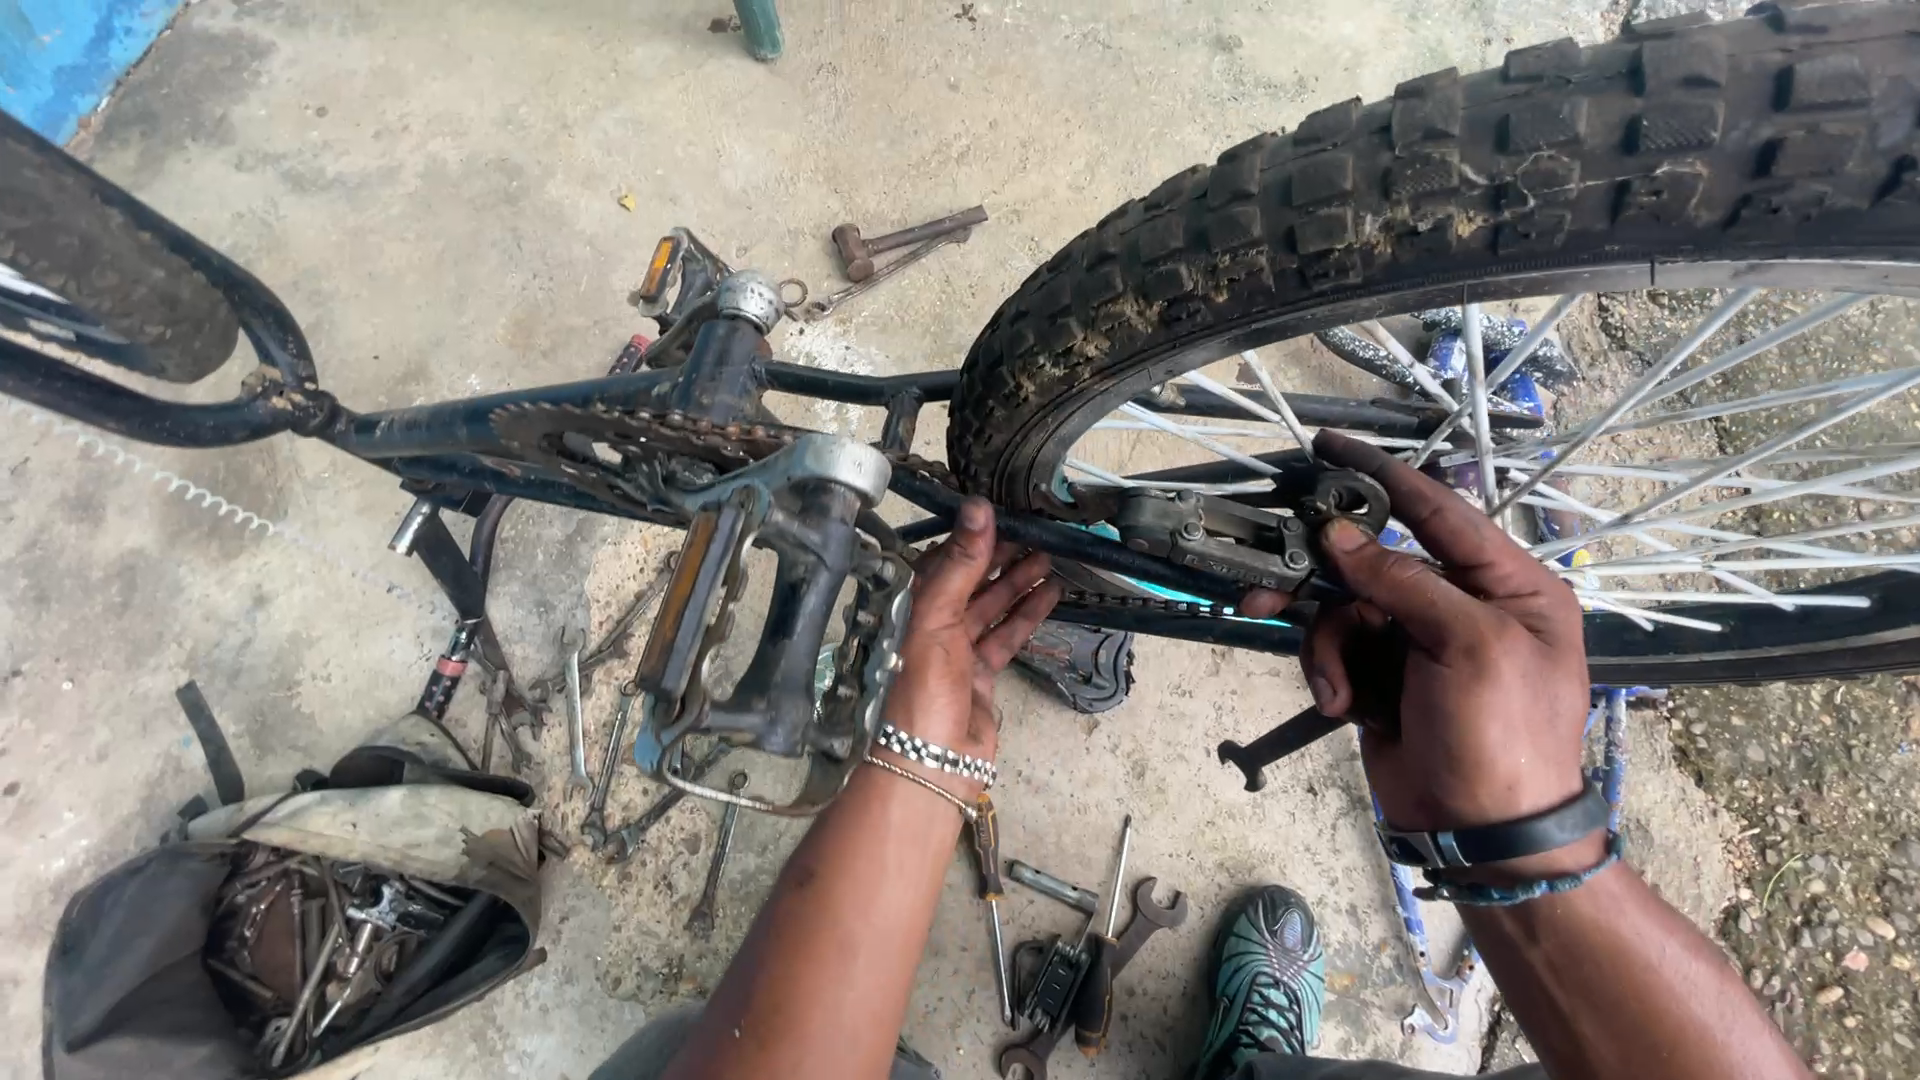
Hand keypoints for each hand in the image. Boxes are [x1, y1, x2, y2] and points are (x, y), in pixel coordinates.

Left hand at [881, 497, 1061, 789]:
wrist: (929, 763)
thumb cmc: (920, 688)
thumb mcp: (936, 618)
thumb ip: (961, 565)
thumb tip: (978, 508)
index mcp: (911, 606)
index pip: (944, 560)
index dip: (974, 537)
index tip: (1006, 513)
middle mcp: (931, 624)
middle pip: (971, 581)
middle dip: (1002, 557)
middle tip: (1037, 533)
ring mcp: (957, 650)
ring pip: (991, 606)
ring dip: (1018, 582)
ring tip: (1051, 557)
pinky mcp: (981, 674)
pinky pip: (1006, 636)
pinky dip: (1026, 615)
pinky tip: (1049, 594)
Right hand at [1245, 432, 1593, 871]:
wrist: (1480, 830)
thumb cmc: (1500, 731)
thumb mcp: (1467, 645)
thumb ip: (1402, 581)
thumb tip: (1336, 535)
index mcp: (1505, 584)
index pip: (1438, 510)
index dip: (1382, 475)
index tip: (1329, 446)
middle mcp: (1457, 602)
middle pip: (1369, 564)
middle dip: (1321, 582)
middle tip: (1265, 583)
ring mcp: (1412, 639)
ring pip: (1339, 610)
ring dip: (1327, 648)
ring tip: (1336, 689)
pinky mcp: (1377, 671)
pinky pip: (1333, 648)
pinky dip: (1329, 674)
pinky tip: (1344, 707)